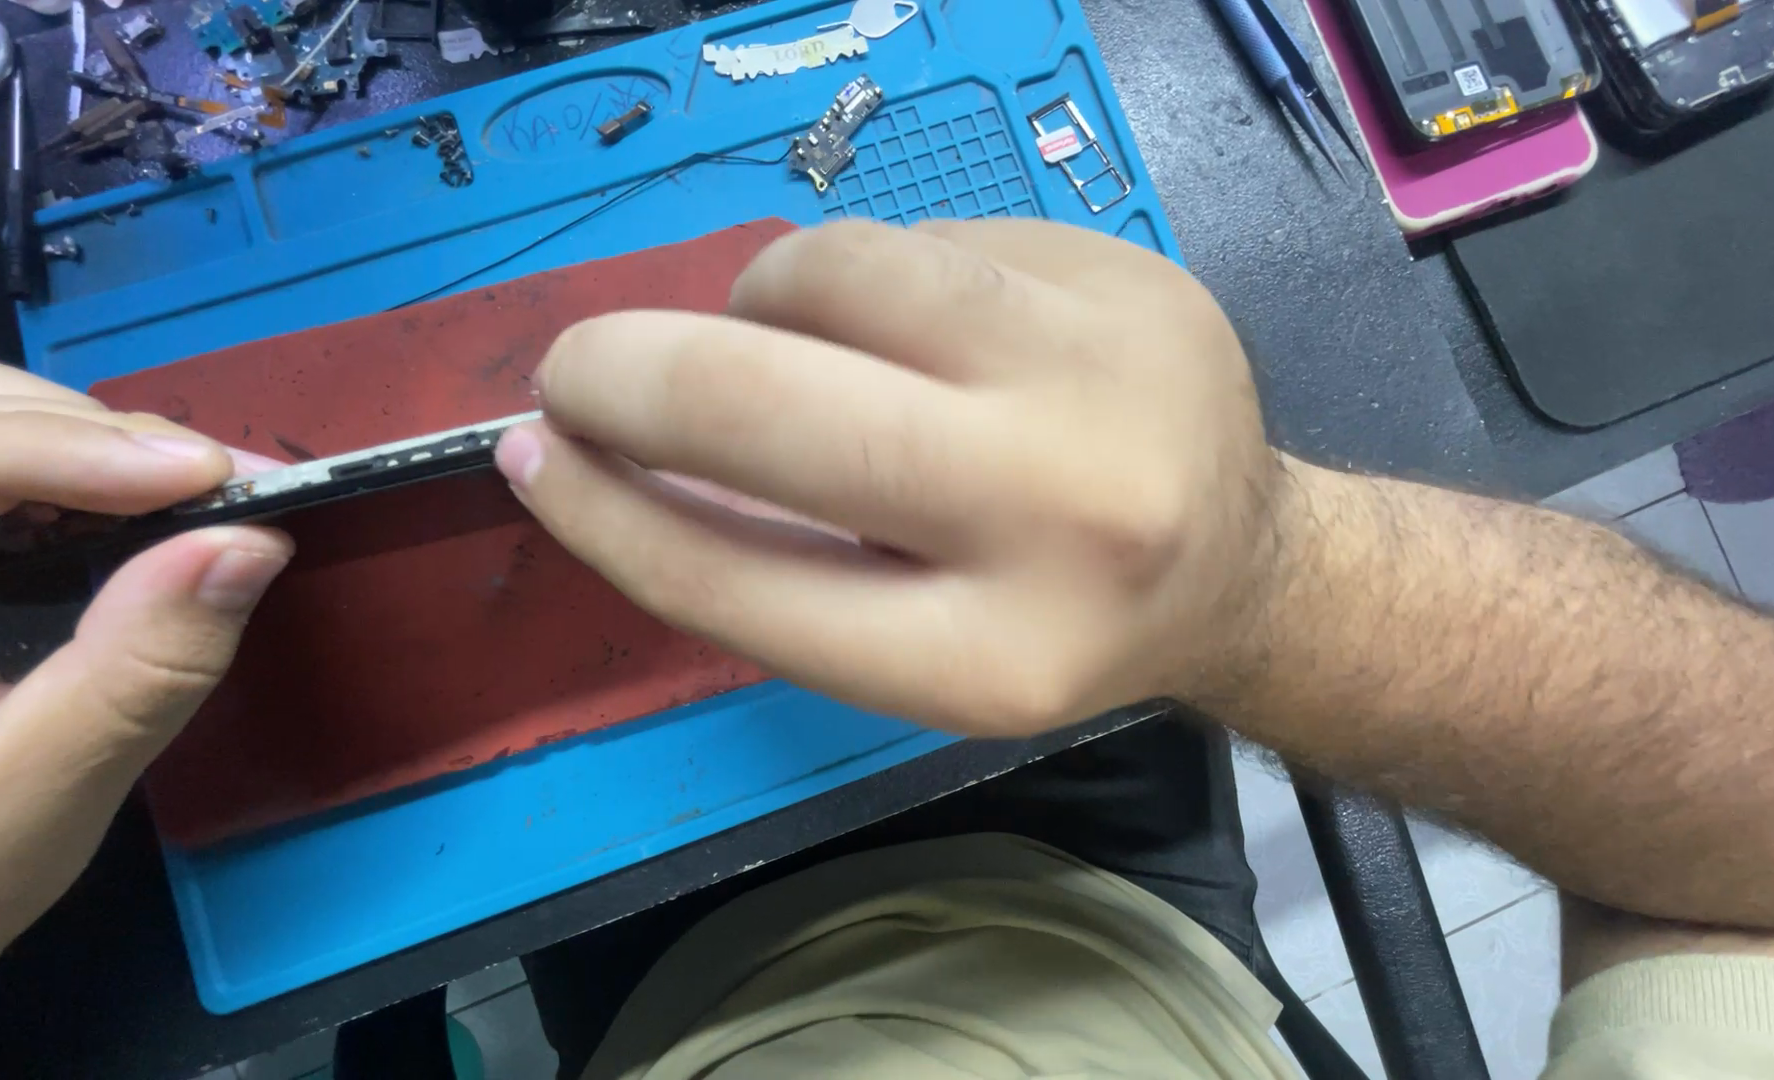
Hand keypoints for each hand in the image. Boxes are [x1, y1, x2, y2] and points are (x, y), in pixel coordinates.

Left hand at [0, 354, 291, 1011]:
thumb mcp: (36, 796)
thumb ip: (141, 669)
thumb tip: (250, 544)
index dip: (61, 448)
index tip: (212, 477)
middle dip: (77, 428)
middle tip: (214, 482)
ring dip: (76, 437)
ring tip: (186, 491)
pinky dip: (61, 467)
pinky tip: (123, 507)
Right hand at [496, 220, 1282, 734]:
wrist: (1237, 564)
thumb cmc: (1057, 623)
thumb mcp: (920, 651)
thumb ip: (770, 570)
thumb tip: (602, 459)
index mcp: (988, 660)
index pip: (741, 580)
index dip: (607, 516)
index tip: (536, 457)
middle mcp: (1060, 514)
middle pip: (772, 408)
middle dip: (629, 372)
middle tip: (581, 369)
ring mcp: (1108, 372)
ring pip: (838, 271)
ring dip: (760, 301)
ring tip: (787, 341)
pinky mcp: (1129, 276)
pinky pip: (924, 237)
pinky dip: (872, 280)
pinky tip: (918, 331)